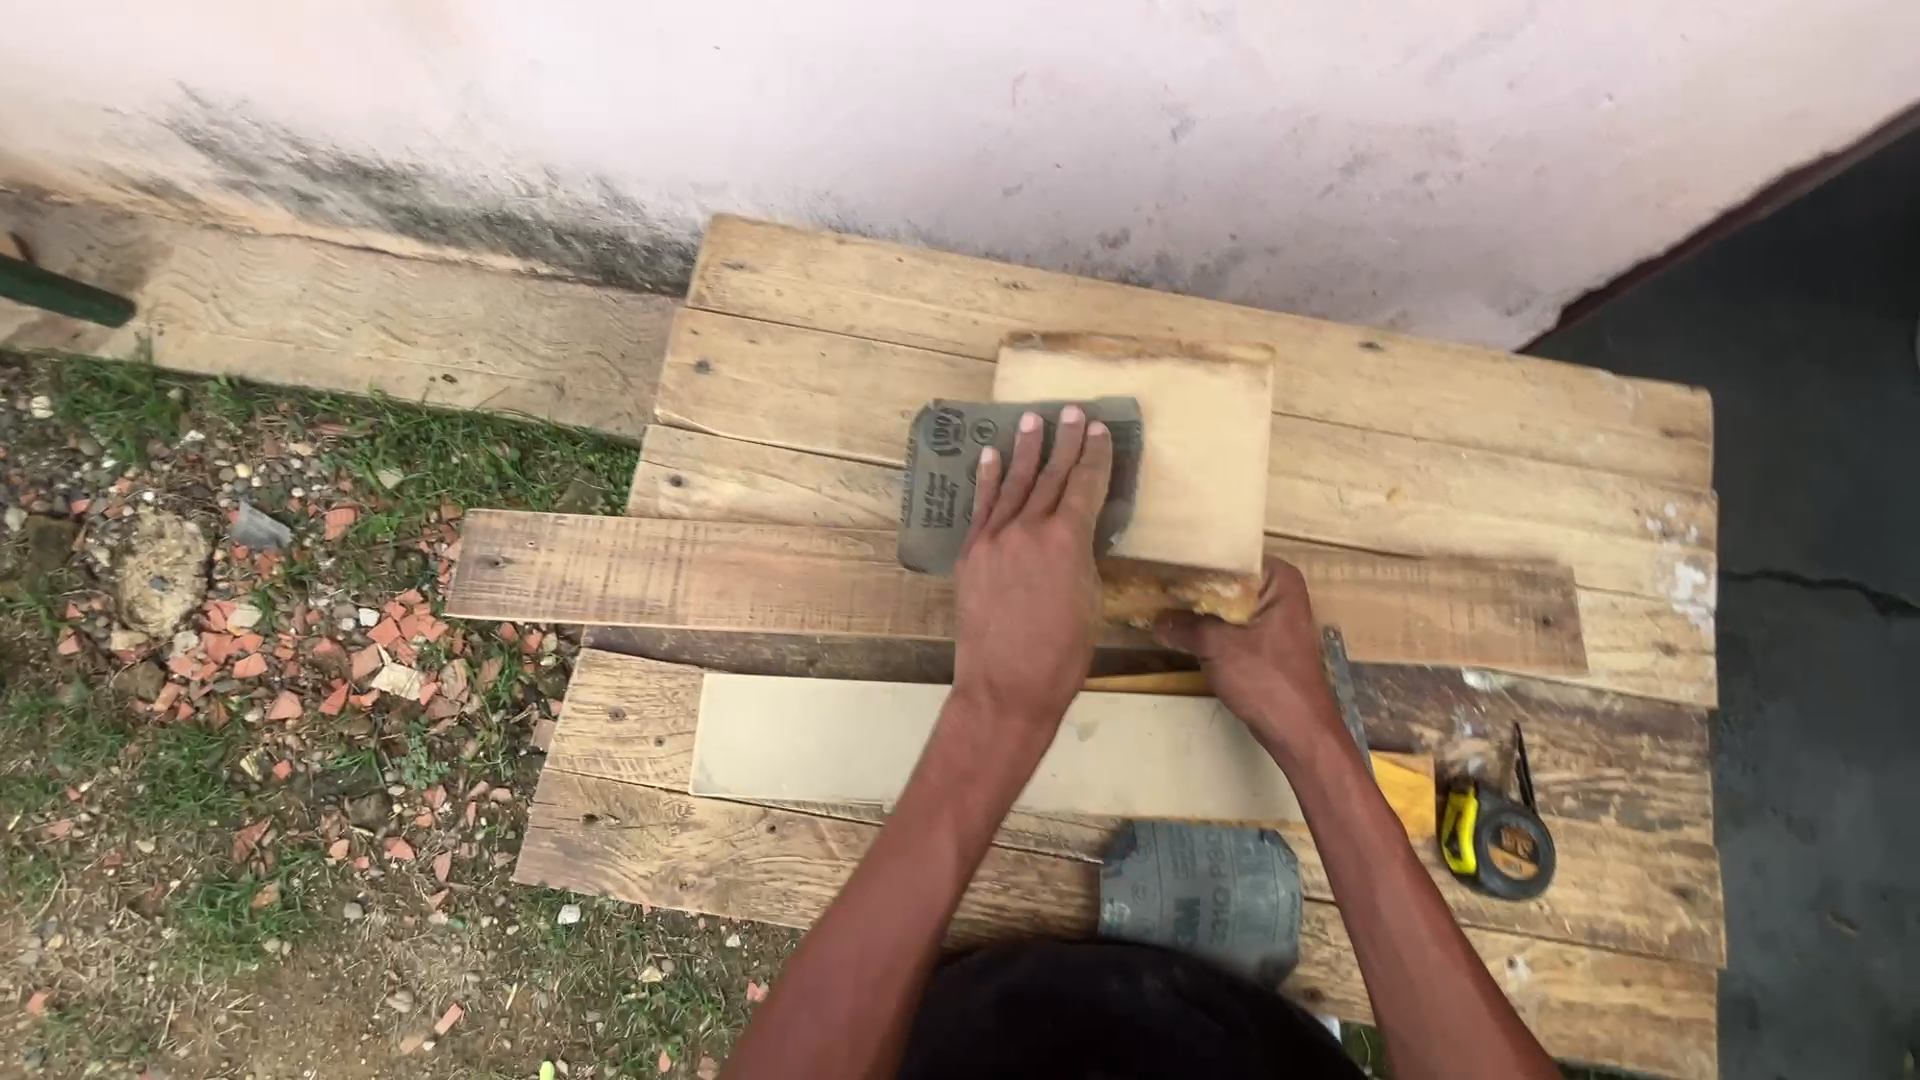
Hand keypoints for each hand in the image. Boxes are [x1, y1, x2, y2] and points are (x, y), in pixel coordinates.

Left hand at [951, 406, 1113, 745]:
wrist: (1005, 685)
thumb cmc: (1062, 655)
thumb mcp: (1091, 601)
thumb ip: (1083, 557)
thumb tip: (1078, 533)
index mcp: (1067, 541)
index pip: (1085, 485)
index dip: (1094, 456)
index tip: (1099, 430)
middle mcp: (1028, 530)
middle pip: (1050, 476)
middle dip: (1065, 443)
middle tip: (1073, 412)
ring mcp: (994, 539)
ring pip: (1014, 484)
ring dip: (1026, 450)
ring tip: (1034, 419)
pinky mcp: (971, 554)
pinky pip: (982, 508)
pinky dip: (989, 480)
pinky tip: (993, 455)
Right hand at [1153, 557, 1345, 758]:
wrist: (1298, 732)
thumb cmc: (1267, 681)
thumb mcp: (1217, 647)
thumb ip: (1184, 626)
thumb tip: (1154, 619)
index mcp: (1280, 580)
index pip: (1232, 555)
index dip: (1197, 558)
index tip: (1162, 558)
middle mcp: (1279, 592)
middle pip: (1227, 579)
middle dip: (1193, 584)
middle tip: (1153, 578)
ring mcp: (1272, 618)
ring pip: (1226, 603)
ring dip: (1198, 608)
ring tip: (1159, 598)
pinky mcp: (1263, 642)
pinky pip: (1229, 624)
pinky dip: (1207, 626)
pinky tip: (1177, 625)